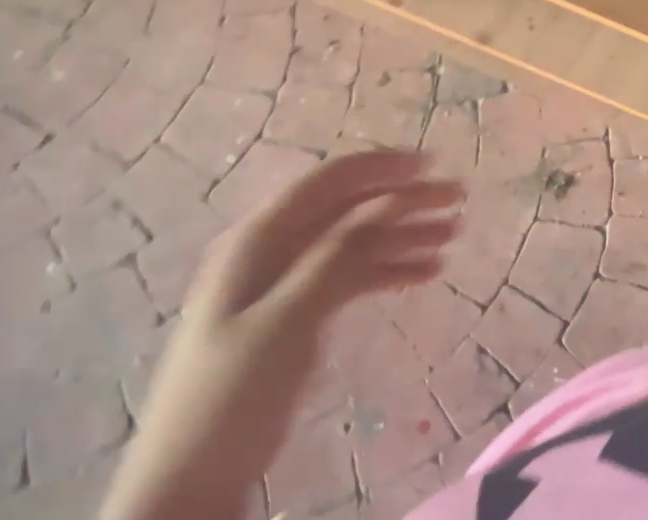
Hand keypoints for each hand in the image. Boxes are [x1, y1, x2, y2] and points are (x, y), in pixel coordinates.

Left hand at [100, 150, 462, 519]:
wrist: (188, 482)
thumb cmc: (232, 396)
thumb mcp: (287, 321)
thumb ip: (337, 255)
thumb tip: (391, 200)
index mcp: (259, 241)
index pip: (328, 183)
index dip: (382, 167)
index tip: (434, 165)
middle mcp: (271, 251)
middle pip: (347, 208)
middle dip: (403, 199)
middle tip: (458, 200)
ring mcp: (282, 284)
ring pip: (354, 242)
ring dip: (403, 234)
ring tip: (453, 236)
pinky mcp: (294, 315)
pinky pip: (350, 276)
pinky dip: (388, 268)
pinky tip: (426, 272)